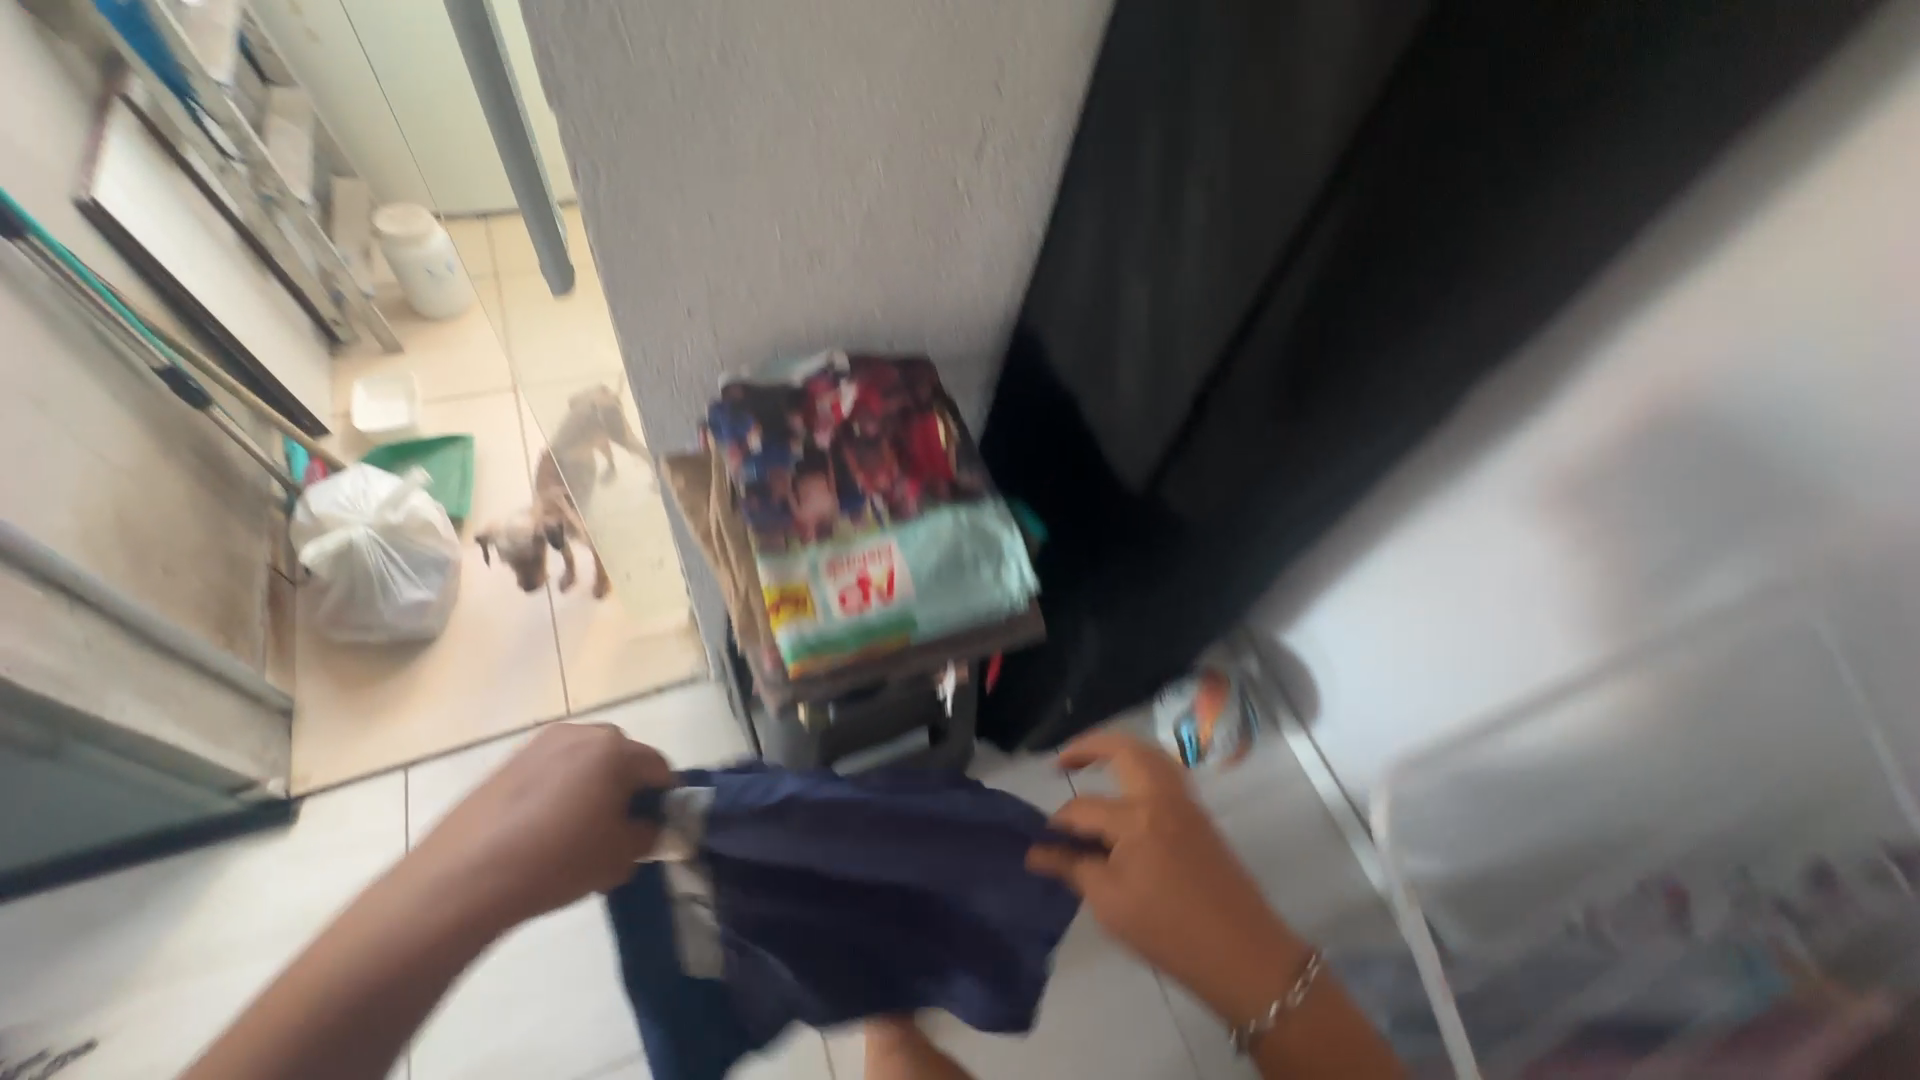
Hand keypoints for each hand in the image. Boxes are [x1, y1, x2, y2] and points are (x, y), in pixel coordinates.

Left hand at [407, 723, 671, 930]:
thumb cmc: (557, 861)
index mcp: (617, 750)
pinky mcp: (508, 761)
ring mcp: (541, 744)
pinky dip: (558, 791)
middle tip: (617, 829)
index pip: (660, 768)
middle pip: (622, 757)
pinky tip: (543, 830)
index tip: (654, 829)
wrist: (464, 877)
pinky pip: (552, 770)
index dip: (663, 799)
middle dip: (626, 787)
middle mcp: (582, 734)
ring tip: (576, 831)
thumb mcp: (620, 857)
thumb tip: (648, 826)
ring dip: (592, 787)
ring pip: (585, 762)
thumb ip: (647, 835)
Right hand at [1027, 732, 1308, 1021]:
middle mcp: (1162, 798)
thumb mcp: (1110, 903)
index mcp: (1137, 819)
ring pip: (1151, 755)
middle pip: (1124, 749)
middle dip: (1088, 747)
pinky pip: (1167, 774)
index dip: (1057, 824)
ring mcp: (1186, 804)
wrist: (1242, 954)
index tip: (1040, 843)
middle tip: (1062, 760)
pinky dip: (1142, 767)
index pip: (1083, 808)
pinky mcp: (1200, 817)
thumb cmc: (1168, 932)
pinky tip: (1126, 791)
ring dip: (1119, 750)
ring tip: (1093, 763)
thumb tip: (1036, 852)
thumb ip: (1072, 868)